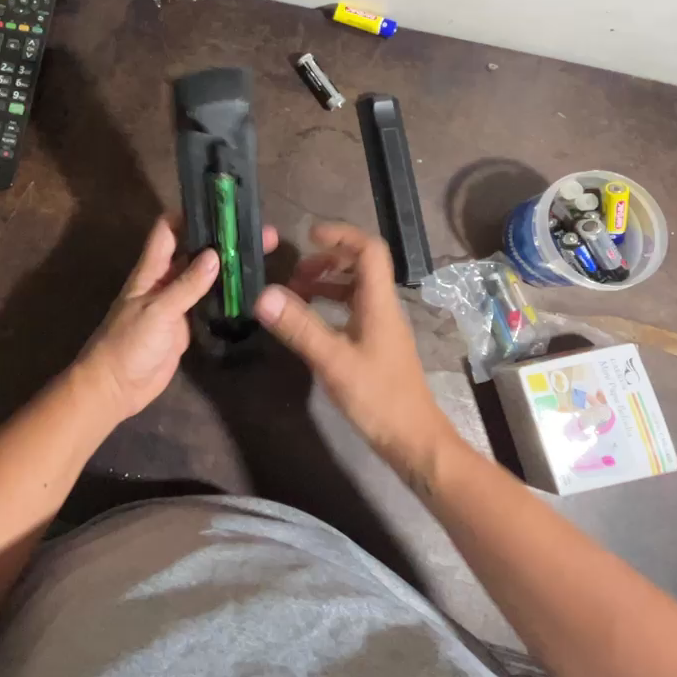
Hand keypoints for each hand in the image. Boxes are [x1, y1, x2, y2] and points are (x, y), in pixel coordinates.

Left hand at [75, 216, 277, 420]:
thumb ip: (186, 285)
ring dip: (227, 267)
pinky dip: (226, 296)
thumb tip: (215, 254)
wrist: (115, 386)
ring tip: (261, 255)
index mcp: (151, 271)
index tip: (220, 205)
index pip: (168, 231)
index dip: (189, 214)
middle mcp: (165, 281)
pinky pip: (208, 304)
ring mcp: (176, 304)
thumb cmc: (128, 343)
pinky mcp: (186, 326)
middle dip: (220, 239)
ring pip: (204, 277)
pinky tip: (250, 291)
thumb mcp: (157, 311)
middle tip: (259, 232)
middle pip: (193, 252)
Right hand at [253, 222, 458, 478]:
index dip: (341, 236)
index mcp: (378, 303)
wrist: (414, 441)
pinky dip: (329, 307)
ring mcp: (380, 329)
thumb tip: (262, 295)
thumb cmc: (378, 397)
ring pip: (355, 290)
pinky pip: (351, 312)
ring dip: (326, 284)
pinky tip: (309, 323)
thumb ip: (299, 327)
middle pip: (361, 267)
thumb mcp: (332, 360)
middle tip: (295, 273)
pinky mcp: (375, 347)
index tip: (309, 236)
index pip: (369, 251)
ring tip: (294, 295)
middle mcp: (382, 309)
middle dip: (326, 261)